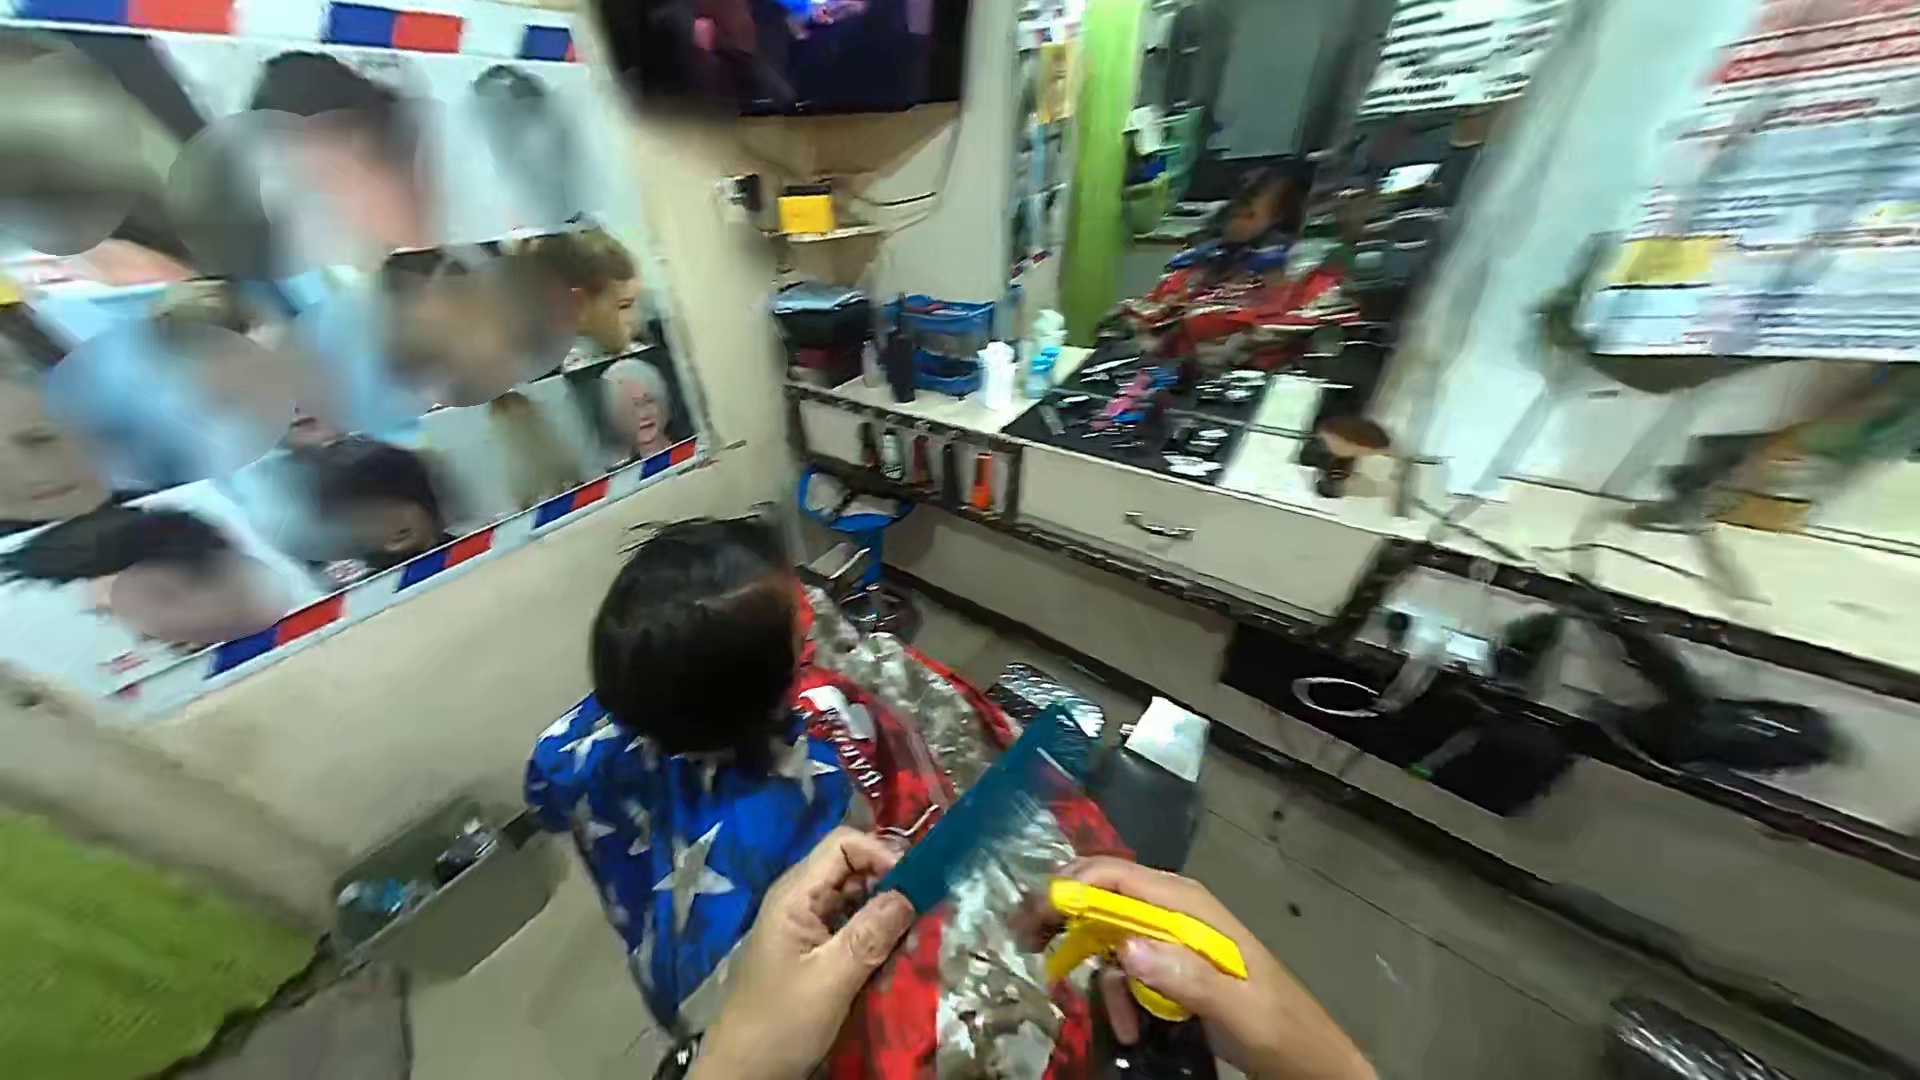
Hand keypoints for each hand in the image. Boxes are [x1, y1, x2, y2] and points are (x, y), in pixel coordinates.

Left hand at [689, 828, 916, 1079]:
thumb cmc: (779, 1025)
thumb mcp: (830, 981)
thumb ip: (870, 934)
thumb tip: (911, 893)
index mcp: (796, 892)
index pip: (843, 843)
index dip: (879, 853)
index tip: (911, 884)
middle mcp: (801, 896)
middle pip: (852, 866)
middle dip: (888, 884)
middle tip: (917, 914)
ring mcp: (805, 921)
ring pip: (856, 895)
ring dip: (884, 912)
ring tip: (909, 938)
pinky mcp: (812, 946)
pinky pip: (850, 922)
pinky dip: (873, 932)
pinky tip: (890, 956)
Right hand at [1053, 858, 1374, 1079]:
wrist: (1310, 1058)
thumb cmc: (1276, 1023)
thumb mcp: (1236, 1005)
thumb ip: (1185, 974)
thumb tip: (1126, 947)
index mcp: (1183, 900)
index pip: (1117, 875)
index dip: (1073, 884)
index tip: (1036, 907)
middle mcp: (1170, 904)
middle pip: (1104, 890)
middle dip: (1064, 908)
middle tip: (1025, 931)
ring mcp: (1167, 930)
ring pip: (1108, 926)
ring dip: (1085, 952)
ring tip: (1057, 976)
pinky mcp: (1167, 959)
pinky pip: (1124, 961)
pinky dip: (1113, 987)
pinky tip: (1121, 1021)